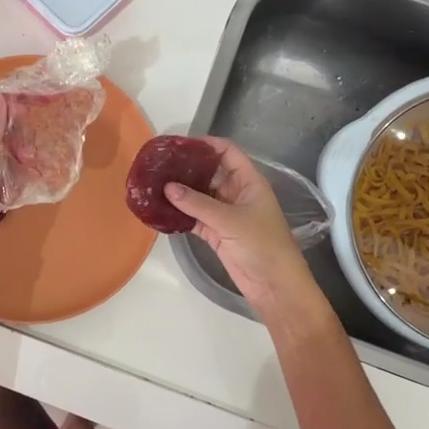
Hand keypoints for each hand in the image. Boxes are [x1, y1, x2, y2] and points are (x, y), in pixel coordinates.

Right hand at [164, 138, 315, 310]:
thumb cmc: (261, 244)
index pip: (227, 152)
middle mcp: (236, 193)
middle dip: (187, 168)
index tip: (179, 144)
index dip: (206, 144)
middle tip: (159, 164)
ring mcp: (225, 213)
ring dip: (180, 192)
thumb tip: (167, 187)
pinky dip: (180, 214)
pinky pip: (194, 217)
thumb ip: (197, 203)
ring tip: (154, 184)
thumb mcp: (229, 220)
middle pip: (209, 172)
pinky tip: (161, 210)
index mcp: (248, 181)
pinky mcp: (216, 232)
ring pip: (199, 196)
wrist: (274, 284)